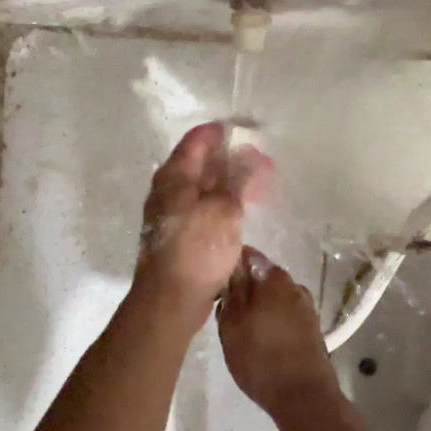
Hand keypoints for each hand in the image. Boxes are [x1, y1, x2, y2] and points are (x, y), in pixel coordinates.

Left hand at [138, 123, 272, 308]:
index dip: (224, 131)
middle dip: (231, 157)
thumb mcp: (224, 210)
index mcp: (175, 175)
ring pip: (203, 186)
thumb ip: (237, 179)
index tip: (251, 131)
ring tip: (258, 186)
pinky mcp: (178, 234)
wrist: (170, 299)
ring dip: (229, 182)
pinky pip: (203, 207)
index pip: (198, 139)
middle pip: (201, 161)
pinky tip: (241, 211)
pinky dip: (222, 203)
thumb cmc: (197, 250)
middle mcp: (168, 188)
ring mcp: (171, 212)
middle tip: (262, 162)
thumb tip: (248, 153)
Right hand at [218, 247, 338, 417]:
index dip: (228, 265)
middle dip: (244, 288)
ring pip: (273, 297)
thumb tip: (233, 265)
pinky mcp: (311, 328)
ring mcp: (305, 307)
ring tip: (241, 328)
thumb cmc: (260, 357)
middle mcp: (294, 285)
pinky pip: (284, 315)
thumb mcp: (233, 323)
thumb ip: (233, 290)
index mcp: (274, 277)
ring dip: (258, 306)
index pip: (247, 256)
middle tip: (224, 309)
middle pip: (262, 277)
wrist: (303, 396)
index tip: (214, 281)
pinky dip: (271, 320)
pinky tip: (261, 339)